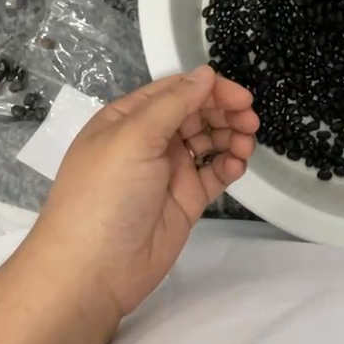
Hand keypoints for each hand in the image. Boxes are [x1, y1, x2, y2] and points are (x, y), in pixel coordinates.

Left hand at [21, 66, 257, 318]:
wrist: (94, 270)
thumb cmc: (106, 194)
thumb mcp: (133, 137)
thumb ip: (173, 103)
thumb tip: (205, 73)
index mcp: (128, 119)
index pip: (175, 90)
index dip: (209, 89)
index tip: (241, 96)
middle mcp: (149, 141)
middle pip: (196, 113)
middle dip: (224, 112)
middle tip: (250, 121)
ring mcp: (168, 172)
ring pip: (208, 142)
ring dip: (230, 136)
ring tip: (245, 144)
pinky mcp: (185, 201)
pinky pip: (213, 174)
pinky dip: (229, 166)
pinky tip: (236, 165)